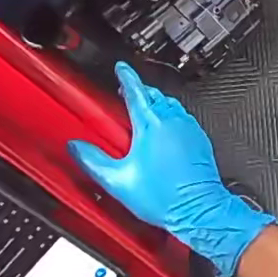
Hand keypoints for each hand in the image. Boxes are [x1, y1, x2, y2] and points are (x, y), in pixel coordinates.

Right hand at [70, 62, 274, 276]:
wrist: (198, 208)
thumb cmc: (164, 196)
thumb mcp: (117, 179)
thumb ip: (92, 160)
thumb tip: (77, 147)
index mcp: (152, 125)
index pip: (137, 91)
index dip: (126, 77)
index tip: (121, 69)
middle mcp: (174, 122)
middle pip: (155, 96)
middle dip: (140, 91)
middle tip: (127, 92)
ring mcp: (190, 129)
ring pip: (171, 106)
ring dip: (156, 104)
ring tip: (142, 113)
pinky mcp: (200, 140)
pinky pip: (183, 119)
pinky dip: (170, 118)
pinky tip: (162, 132)